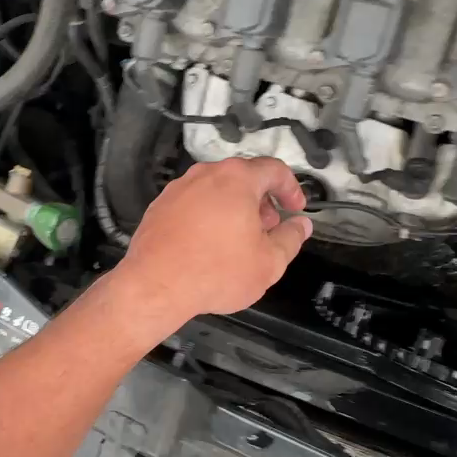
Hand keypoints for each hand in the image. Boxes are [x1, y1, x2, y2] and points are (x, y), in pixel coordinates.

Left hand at [106, 158, 311, 331]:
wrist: (156, 286)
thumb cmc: (214, 272)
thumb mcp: (269, 262)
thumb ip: (291, 239)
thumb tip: (300, 226)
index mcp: (237, 179)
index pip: (274, 170)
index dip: (291, 188)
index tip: (295, 208)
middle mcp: (206, 175)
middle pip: (243, 177)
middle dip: (261, 200)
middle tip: (269, 227)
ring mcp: (179, 188)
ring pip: (216, 190)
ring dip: (234, 208)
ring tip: (239, 239)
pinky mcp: (160, 206)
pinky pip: (193, 204)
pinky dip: (207, 217)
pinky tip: (209, 245)